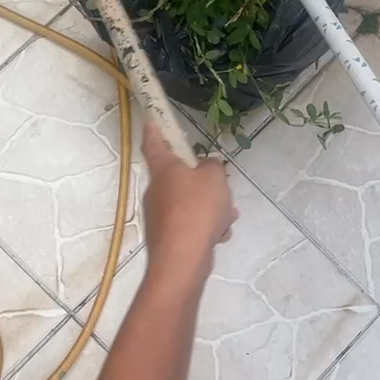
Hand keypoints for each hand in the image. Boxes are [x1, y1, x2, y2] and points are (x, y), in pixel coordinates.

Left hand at [140, 121, 235, 278]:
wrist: (182, 259)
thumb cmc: (196, 209)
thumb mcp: (214, 178)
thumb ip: (213, 166)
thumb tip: (207, 168)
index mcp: (163, 170)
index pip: (154, 143)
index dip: (154, 130)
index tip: (152, 120)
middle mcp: (156, 191)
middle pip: (179, 178)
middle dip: (203, 182)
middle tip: (222, 187)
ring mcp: (160, 216)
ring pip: (189, 204)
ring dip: (210, 208)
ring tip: (227, 217)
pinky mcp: (167, 238)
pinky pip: (191, 225)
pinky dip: (206, 228)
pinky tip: (219, 236)